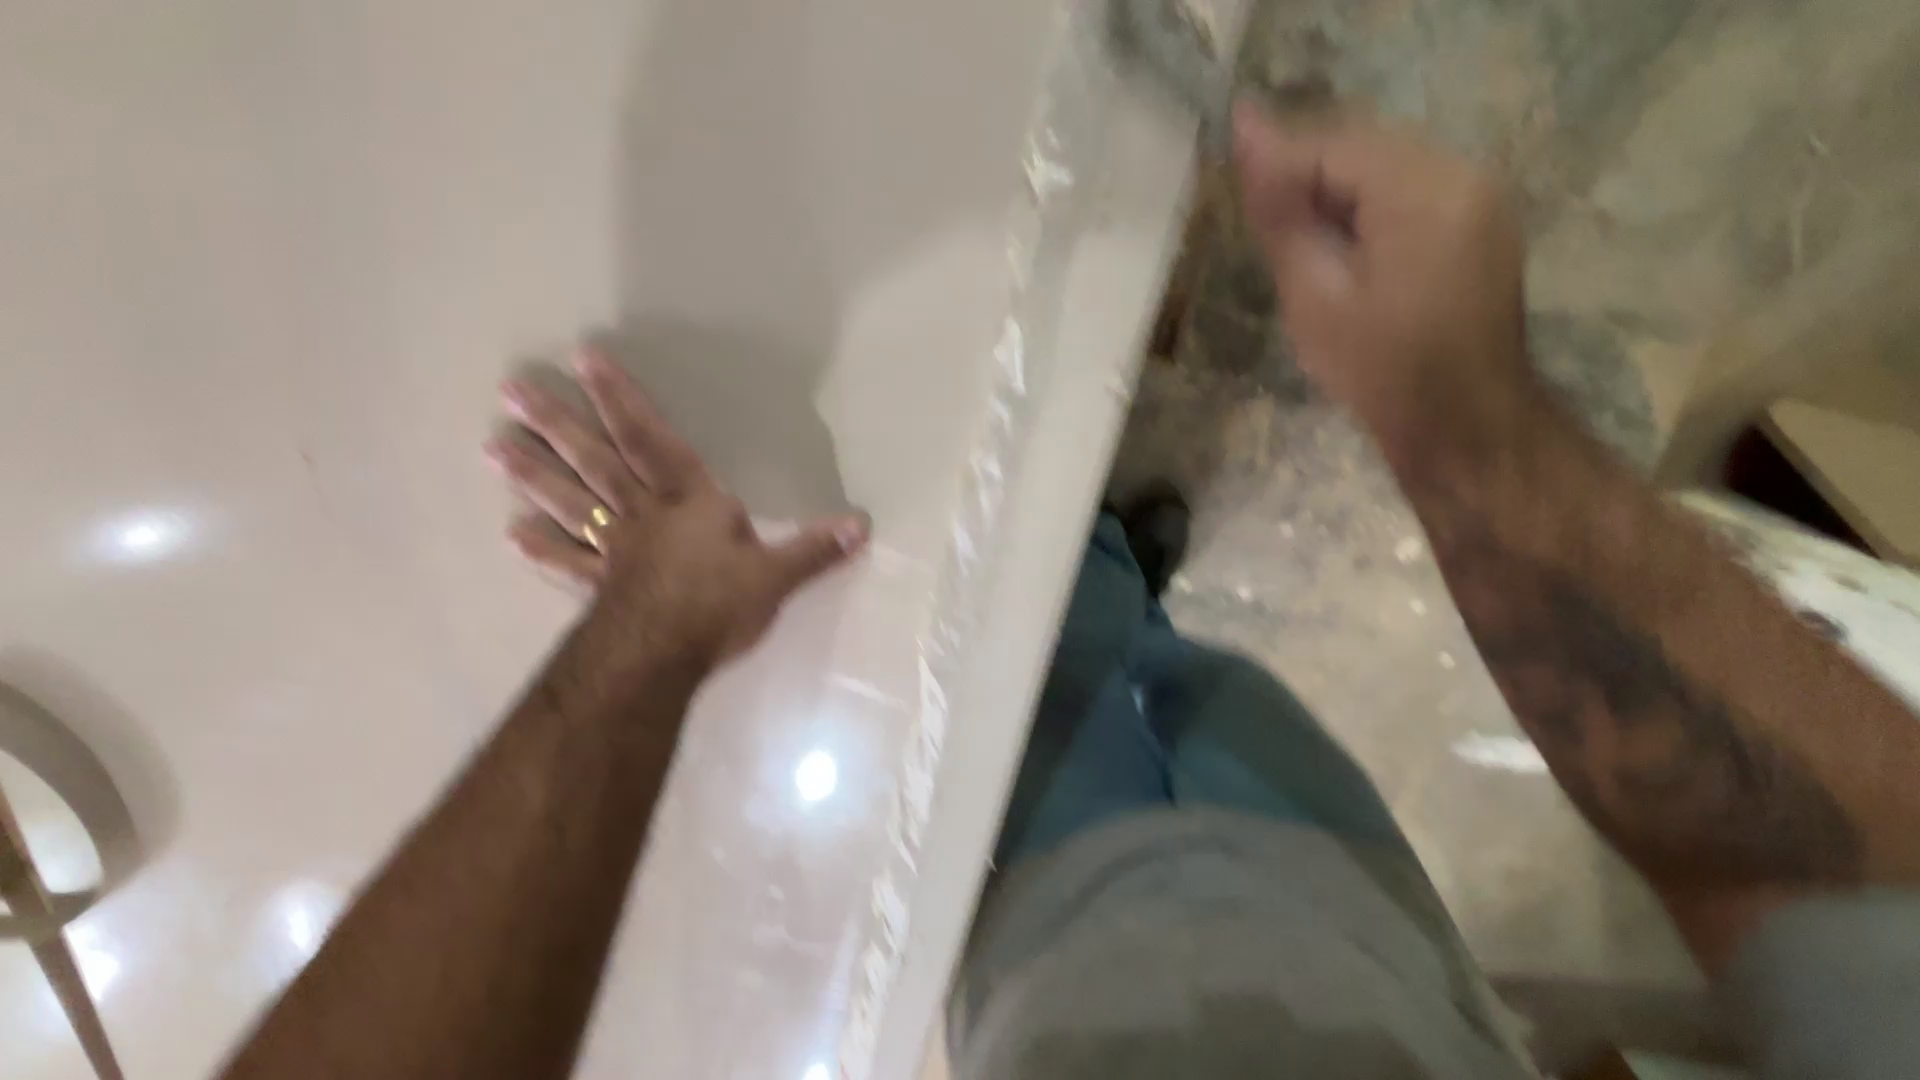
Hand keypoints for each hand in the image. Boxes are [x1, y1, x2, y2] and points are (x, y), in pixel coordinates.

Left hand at [487, 347, 868, 668]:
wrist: (664, 657)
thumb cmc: (719, 605)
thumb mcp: (777, 575)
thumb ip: (815, 548)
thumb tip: (863, 524)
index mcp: (689, 500)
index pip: (651, 437)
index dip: (620, 397)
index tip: (584, 358)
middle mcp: (645, 514)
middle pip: (597, 462)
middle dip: (558, 425)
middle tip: (512, 391)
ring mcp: (617, 550)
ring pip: (573, 503)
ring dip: (535, 475)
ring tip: (495, 447)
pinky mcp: (602, 586)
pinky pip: (570, 562)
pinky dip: (543, 549)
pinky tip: (513, 534)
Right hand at [1231, 102, 1531, 447]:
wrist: (1462, 423)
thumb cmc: (1380, 369)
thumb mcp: (1314, 295)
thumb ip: (1282, 213)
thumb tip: (1245, 133)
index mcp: (1422, 190)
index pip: (1333, 146)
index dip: (1277, 161)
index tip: (1227, 177)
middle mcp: (1462, 174)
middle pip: (1364, 150)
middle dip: (1306, 177)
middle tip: (1256, 216)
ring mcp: (1480, 198)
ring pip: (1387, 169)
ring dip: (1335, 195)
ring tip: (1293, 237)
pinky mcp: (1480, 223)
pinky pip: (1412, 192)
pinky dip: (1367, 209)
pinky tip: (1339, 248)